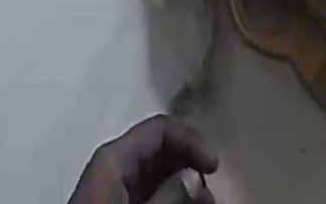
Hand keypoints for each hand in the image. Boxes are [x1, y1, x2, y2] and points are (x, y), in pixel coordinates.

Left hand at [68, 115, 218, 203]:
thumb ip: (169, 196)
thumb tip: (194, 177)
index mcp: (114, 157)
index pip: (159, 129)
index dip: (190, 141)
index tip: (214, 166)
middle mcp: (113, 164)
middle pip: (158, 150)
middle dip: (188, 166)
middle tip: (211, 192)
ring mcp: (111, 187)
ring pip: (154, 174)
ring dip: (181, 186)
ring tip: (204, 203)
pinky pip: (145, 193)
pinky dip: (167, 198)